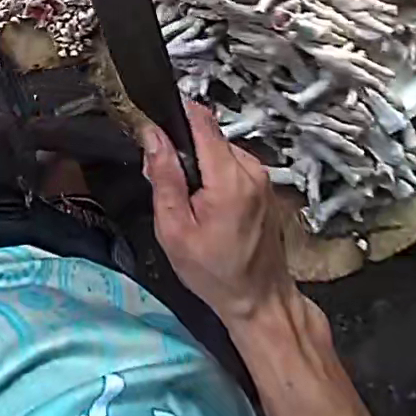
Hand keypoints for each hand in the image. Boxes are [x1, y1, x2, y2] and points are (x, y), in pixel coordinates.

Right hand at [139, 100, 294, 327]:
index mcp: (229, 179)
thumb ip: (163, 175)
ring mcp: (261, 178)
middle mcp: (251, 171)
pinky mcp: (263, 186)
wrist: (260, 302)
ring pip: (216, 147)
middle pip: (205, 134)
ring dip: (194, 161)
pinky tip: (202, 201)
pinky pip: (228, 162)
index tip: (153, 123)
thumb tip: (152, 134)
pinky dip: (210, 172)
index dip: (174, 113)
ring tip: (184, 197)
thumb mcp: (173, 226)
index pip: (201, 120)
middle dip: (179, 147)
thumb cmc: (213, 270)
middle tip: (163, 179)